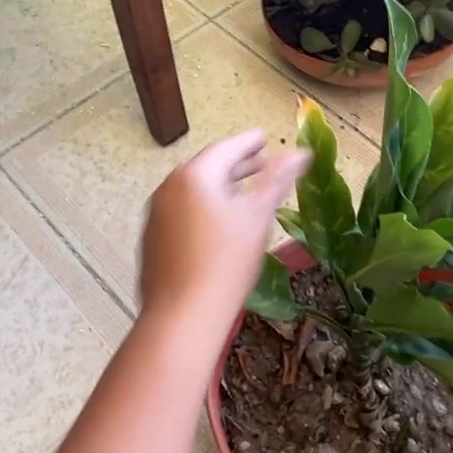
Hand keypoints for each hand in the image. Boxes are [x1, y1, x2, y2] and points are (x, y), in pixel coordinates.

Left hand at [139, 130, 308, 327]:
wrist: (182, 315)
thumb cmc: (225, 262)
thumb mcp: (257, 217)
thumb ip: (278, 179)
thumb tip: (300, 152)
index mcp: (194, 176)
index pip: (226, 148)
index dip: (249, 142)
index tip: (264, 137)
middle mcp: (169, 187)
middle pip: (208, 168)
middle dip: (236, 165)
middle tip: (261, 163)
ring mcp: (156, 213)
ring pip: (193, 191)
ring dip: (220, 187)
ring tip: (244, 194)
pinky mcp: (152, 238)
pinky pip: (181, 212)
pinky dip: (202, 208)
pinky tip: (218, 226)